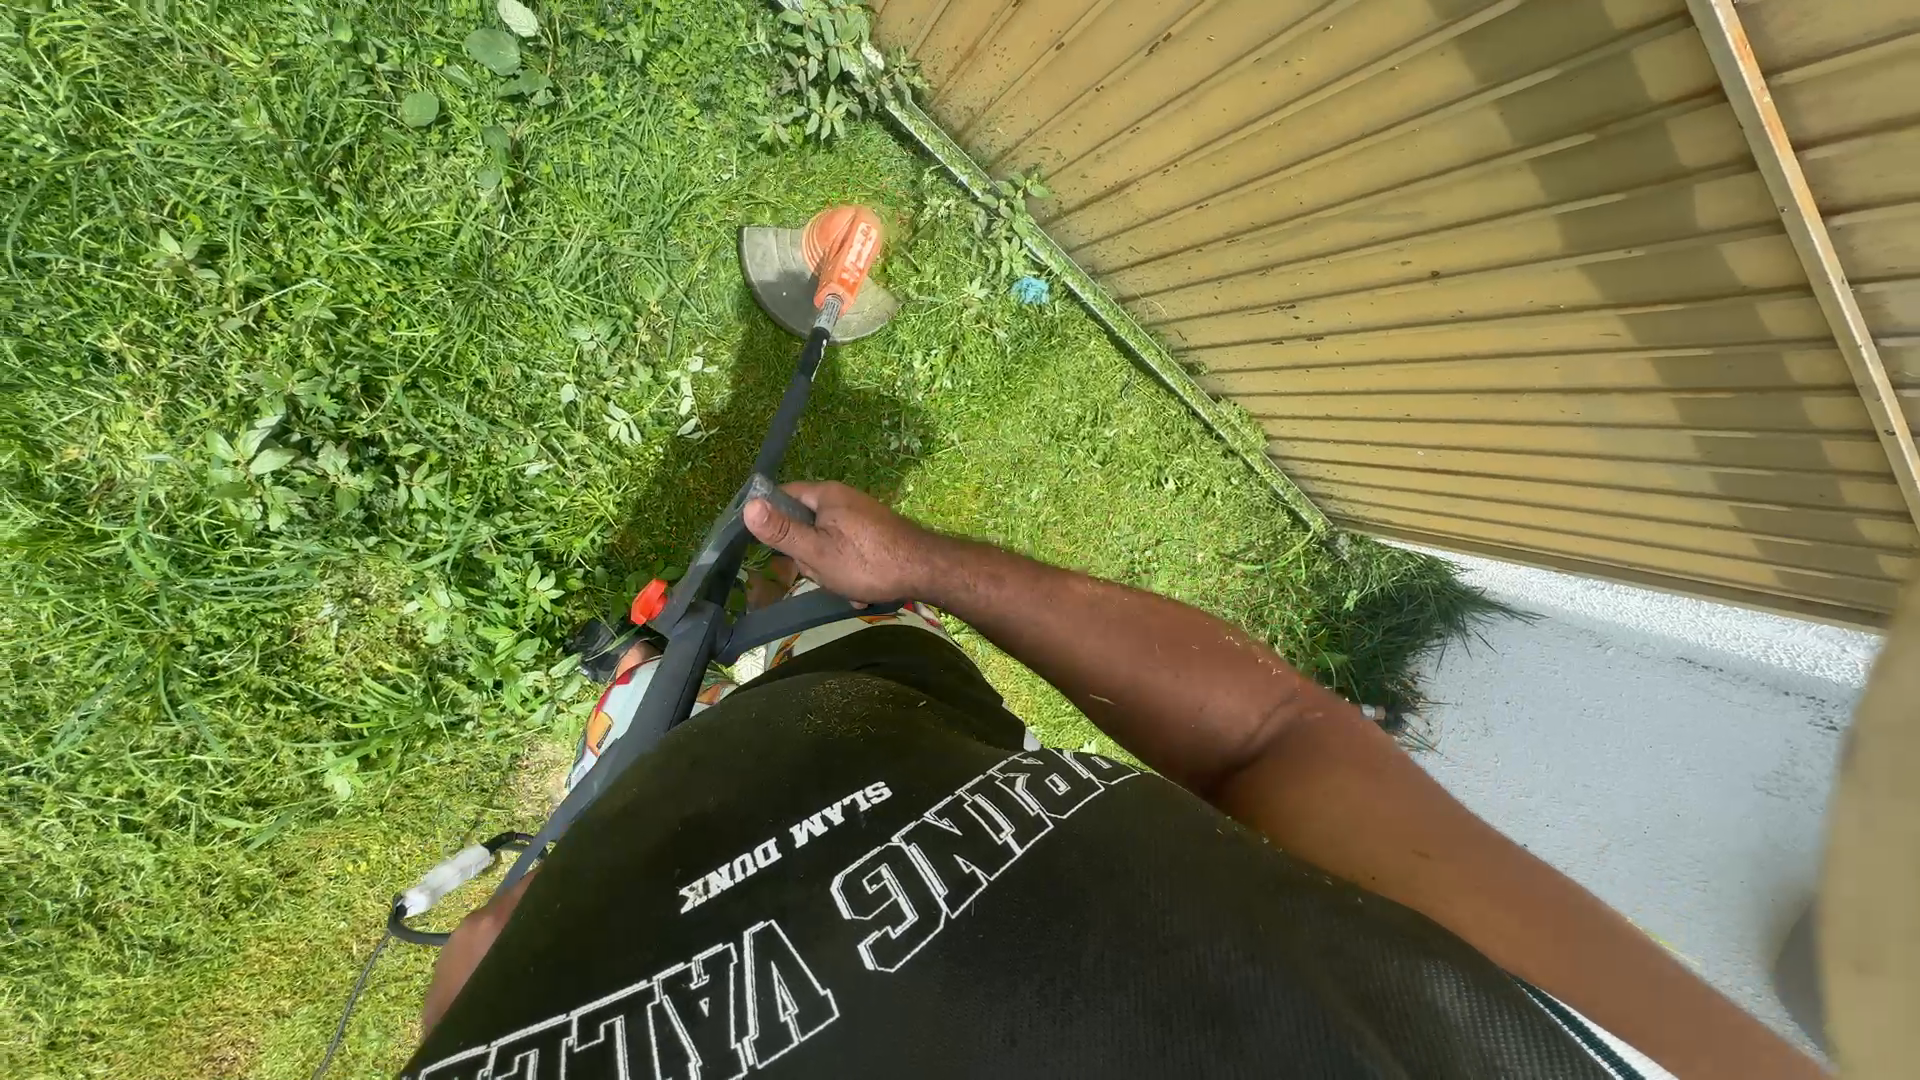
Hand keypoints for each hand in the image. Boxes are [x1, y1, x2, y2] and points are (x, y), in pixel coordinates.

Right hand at [743, 481, 942, 604]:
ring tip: (846, 587)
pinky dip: (850, 574)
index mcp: (826, 495)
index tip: (773, 549)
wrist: (926, 571)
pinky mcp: (874, 537)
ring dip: (831, 572)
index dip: (772, 521)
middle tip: (822, 574)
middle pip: (805, 527)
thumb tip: (747, 506)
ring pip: (826, 546)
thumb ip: (782, 531)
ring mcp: (861, 519)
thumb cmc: (866, 561)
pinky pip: (848, 555)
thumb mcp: (816, 551)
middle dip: (809, 558)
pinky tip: (860, 591)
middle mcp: (844, 500)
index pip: (784, 497)